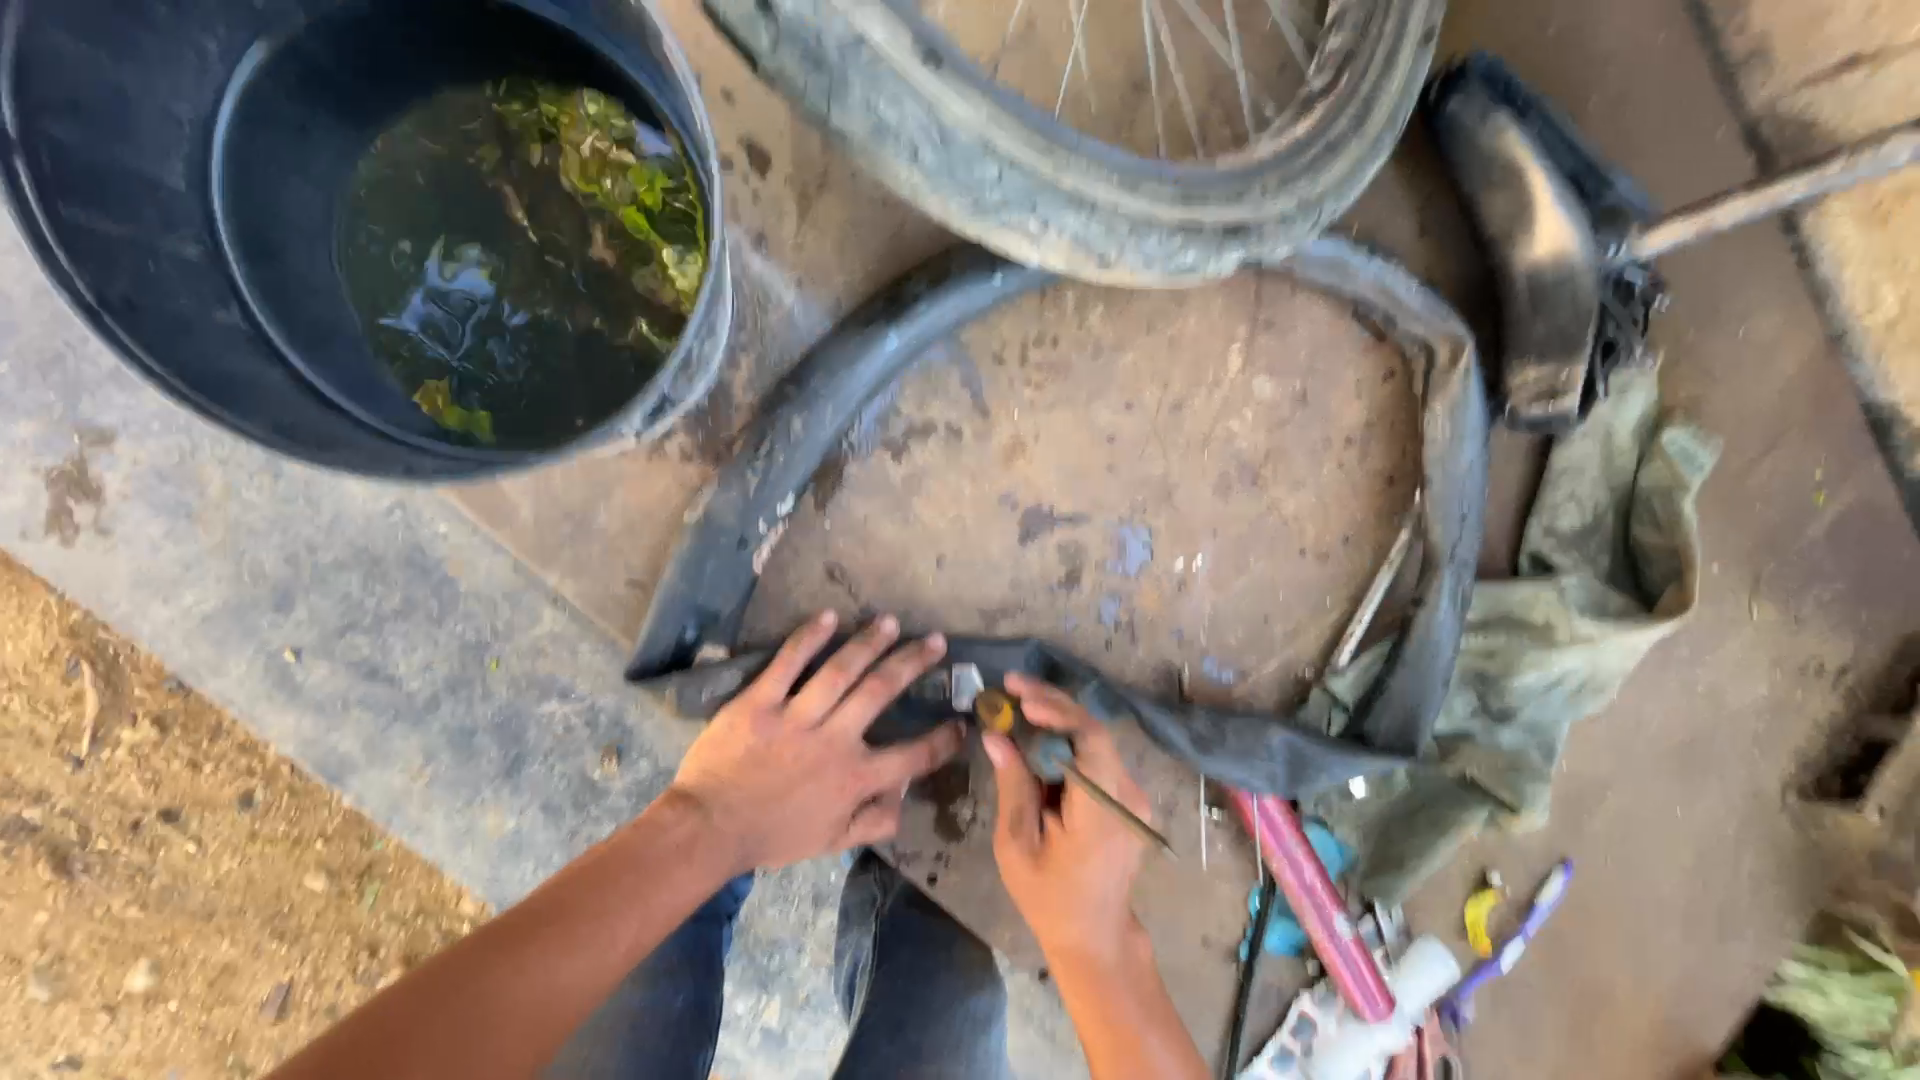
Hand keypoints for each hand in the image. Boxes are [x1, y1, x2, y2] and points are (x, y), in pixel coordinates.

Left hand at [667, 611, 962, 873]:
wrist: (709, 829)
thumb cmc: (772, 836)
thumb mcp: (831, 843)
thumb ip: (873, 823)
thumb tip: (904, 799)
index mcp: (854, 778)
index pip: (912, 756)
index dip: (944, 740)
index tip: (963, 723)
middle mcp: (834, 741)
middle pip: (880, 692)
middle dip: (912, 663)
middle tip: (935, 641)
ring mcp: (796, 717)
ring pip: (841, 670)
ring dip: (869, 642)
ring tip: (891, 622)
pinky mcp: (760, 701)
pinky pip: (788, 663)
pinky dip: (810, 637)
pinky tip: (830, 617)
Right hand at [984, 673, 1153, 967]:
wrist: (1095, 934)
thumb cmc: (1049, 897)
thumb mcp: (1017, 845)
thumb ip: (1012, 785)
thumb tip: (995, 735)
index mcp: (1102, 812)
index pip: (1090, 741)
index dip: (1057, 711)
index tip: (1019, 697)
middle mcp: (1128, 796)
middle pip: (1094, 732)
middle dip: (1052, 704)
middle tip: (1012, 687)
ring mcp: (1134, 796)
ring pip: (1096, 740)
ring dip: (1058, 720)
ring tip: (1018, 704)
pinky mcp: (1128, 799)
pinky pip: (1097, 756)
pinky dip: (1067, 741)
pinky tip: (1038, 734)